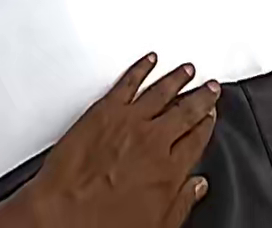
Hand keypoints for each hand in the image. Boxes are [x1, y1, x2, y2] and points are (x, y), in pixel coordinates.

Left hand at [0, 54, 219, 227]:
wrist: (59, 217)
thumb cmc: (101, 227)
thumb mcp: (154, 227)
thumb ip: (180, 204)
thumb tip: (197, 186)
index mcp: (167, 172)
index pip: (196, 140)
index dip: (206, 125)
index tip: (212, 114)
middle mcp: (152, 140)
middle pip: (185, 111)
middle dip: (201, 97)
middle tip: (210, 86)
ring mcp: (129, 120)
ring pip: (161, 90)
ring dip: (177, 77)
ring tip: (187, 69)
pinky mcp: (106, 108)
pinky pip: (129, 80)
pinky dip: (141, 67)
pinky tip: (150, 60)